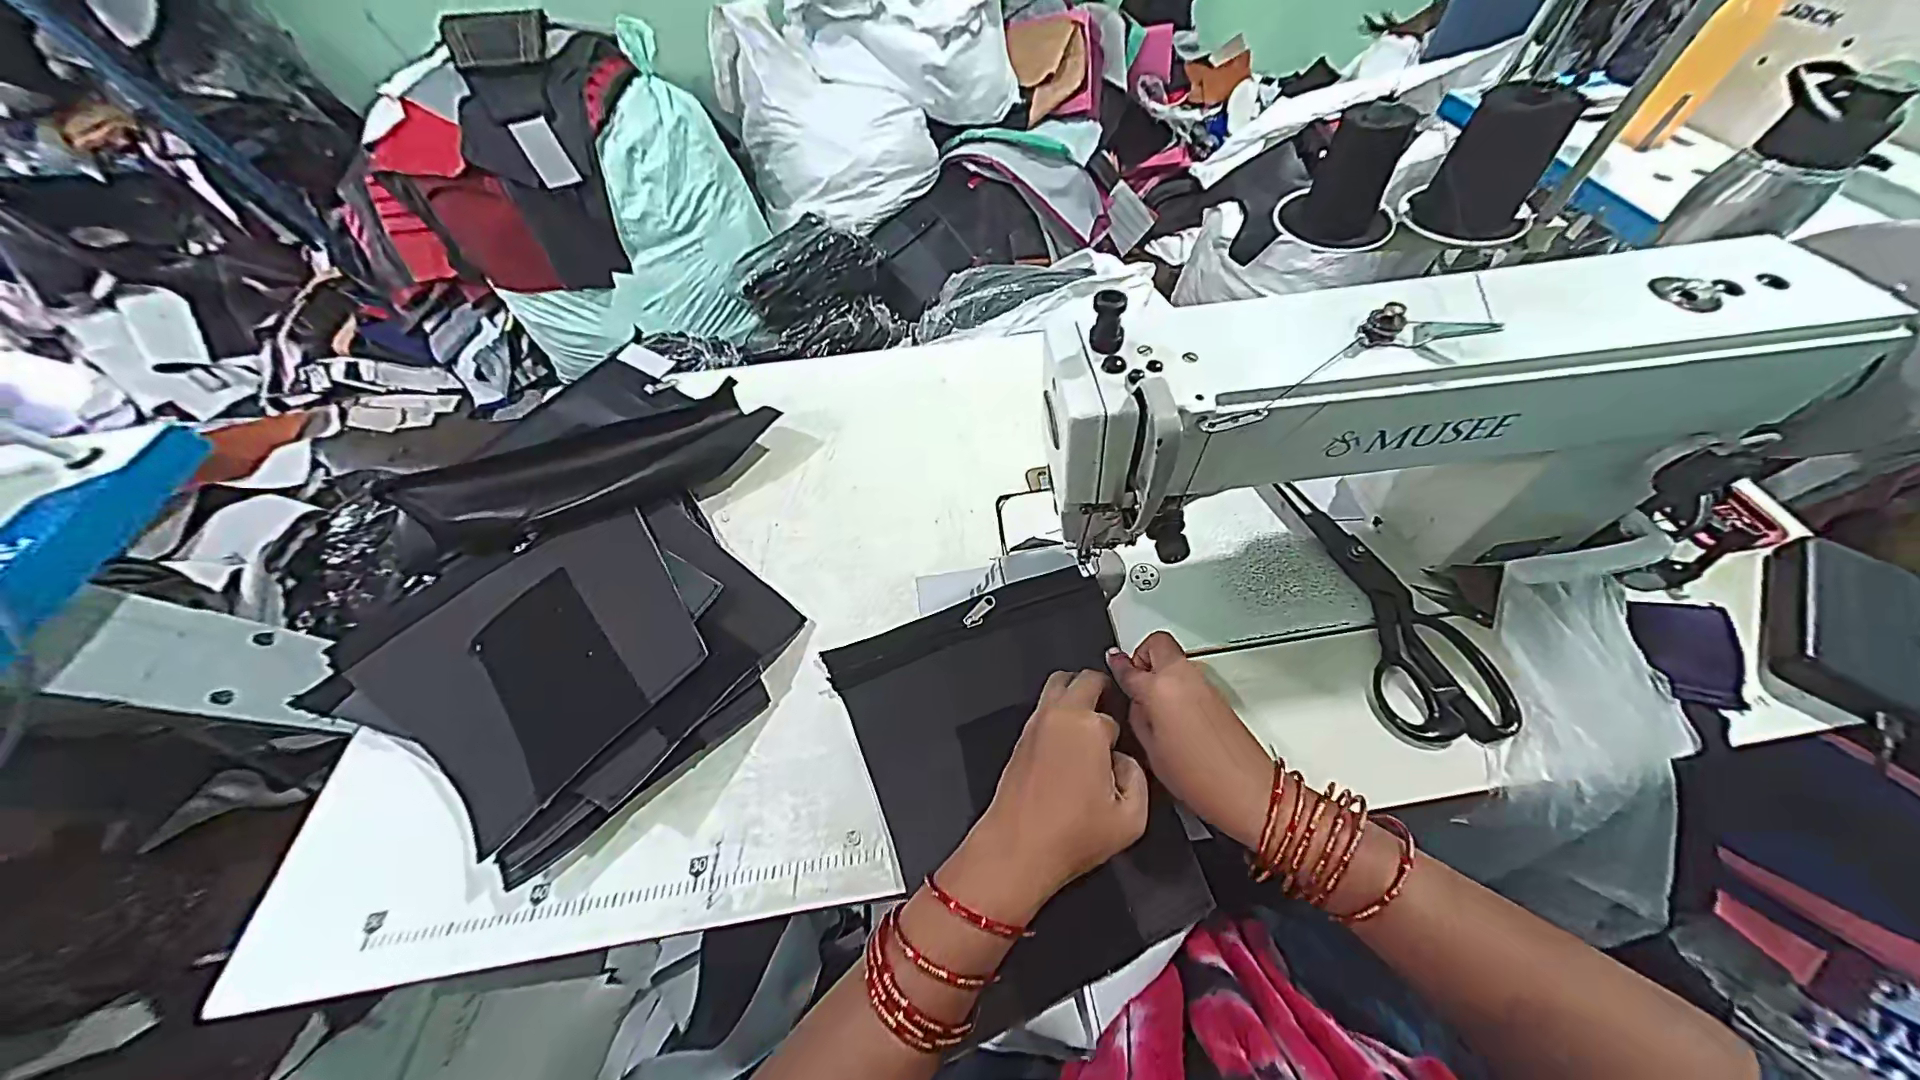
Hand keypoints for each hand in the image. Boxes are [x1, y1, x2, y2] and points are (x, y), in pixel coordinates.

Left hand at [952, 671, 1150, 917]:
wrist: (1018, 848)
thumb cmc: (1066, 835)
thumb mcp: (1132, 817)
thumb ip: (1138, 777)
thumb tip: (1127, 763)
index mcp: (1088, 726)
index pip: (1114, 710)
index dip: (1124, 728)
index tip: (1125, 742)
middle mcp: (1058, 716)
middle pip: (1082, 678)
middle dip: (1100, 689)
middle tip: (1112, 709)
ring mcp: (1035, 724)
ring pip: (1057, 685)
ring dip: (1075, 692)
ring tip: (1090, 719)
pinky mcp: (1021, 739)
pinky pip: (1042, 708)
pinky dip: (1057, 712)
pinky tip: (1068, 741)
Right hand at [1106, 632, 1274, 850]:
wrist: (1248, 791)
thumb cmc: (1203, 778)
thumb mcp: (1150, 750)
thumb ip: (1137, 715)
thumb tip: (1135, 702)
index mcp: (1160, 688)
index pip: (1129, 666)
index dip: (1117, 665)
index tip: (1113, 663)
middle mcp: (1185, 677)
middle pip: (1157, 642)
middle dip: (1142, 655)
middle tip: (1135, 679)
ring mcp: (1204, 683)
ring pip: (1175, 657)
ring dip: (1161, 670)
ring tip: (1154, 704)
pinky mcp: (1218, 695)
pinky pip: (1190, 676)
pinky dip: (1177, 684)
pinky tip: (1173, 715)